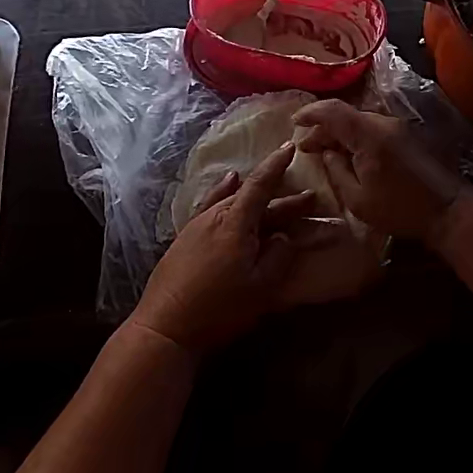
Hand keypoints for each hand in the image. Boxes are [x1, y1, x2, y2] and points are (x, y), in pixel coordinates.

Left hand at [130, 143, 321, 354]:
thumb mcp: (260, 288)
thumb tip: (285, 237)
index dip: (276, 165)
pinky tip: (224, 190)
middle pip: (251, 198)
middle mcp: (215, 215)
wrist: (165, 325)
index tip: (290, 147)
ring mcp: (197, 225)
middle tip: (307, 198)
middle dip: (280, 197)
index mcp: (236, 223)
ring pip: (230, 201)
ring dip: (252, 197)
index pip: (260, 185)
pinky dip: (223, 195)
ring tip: (266, 183)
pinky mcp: (185, 237)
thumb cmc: (219, 309)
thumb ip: (277, 258)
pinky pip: (210, 206)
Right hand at [293, 100, 466, 244]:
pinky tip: (348, 155)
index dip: (310, 113)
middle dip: (322, 128)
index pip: (333, 111)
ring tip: (325, 153)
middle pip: (345, 115)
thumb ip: (336, 170)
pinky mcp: (406, 135)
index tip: (294, 122)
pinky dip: (355, 137)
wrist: (449, 210)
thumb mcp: (357, 198)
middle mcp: (383, 123)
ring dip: (339, 133)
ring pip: (358, 121)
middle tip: (306, 148)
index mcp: (369, 135)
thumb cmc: (400, 209)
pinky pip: (372, 128)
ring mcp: (397, 127)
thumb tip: (326, 153)